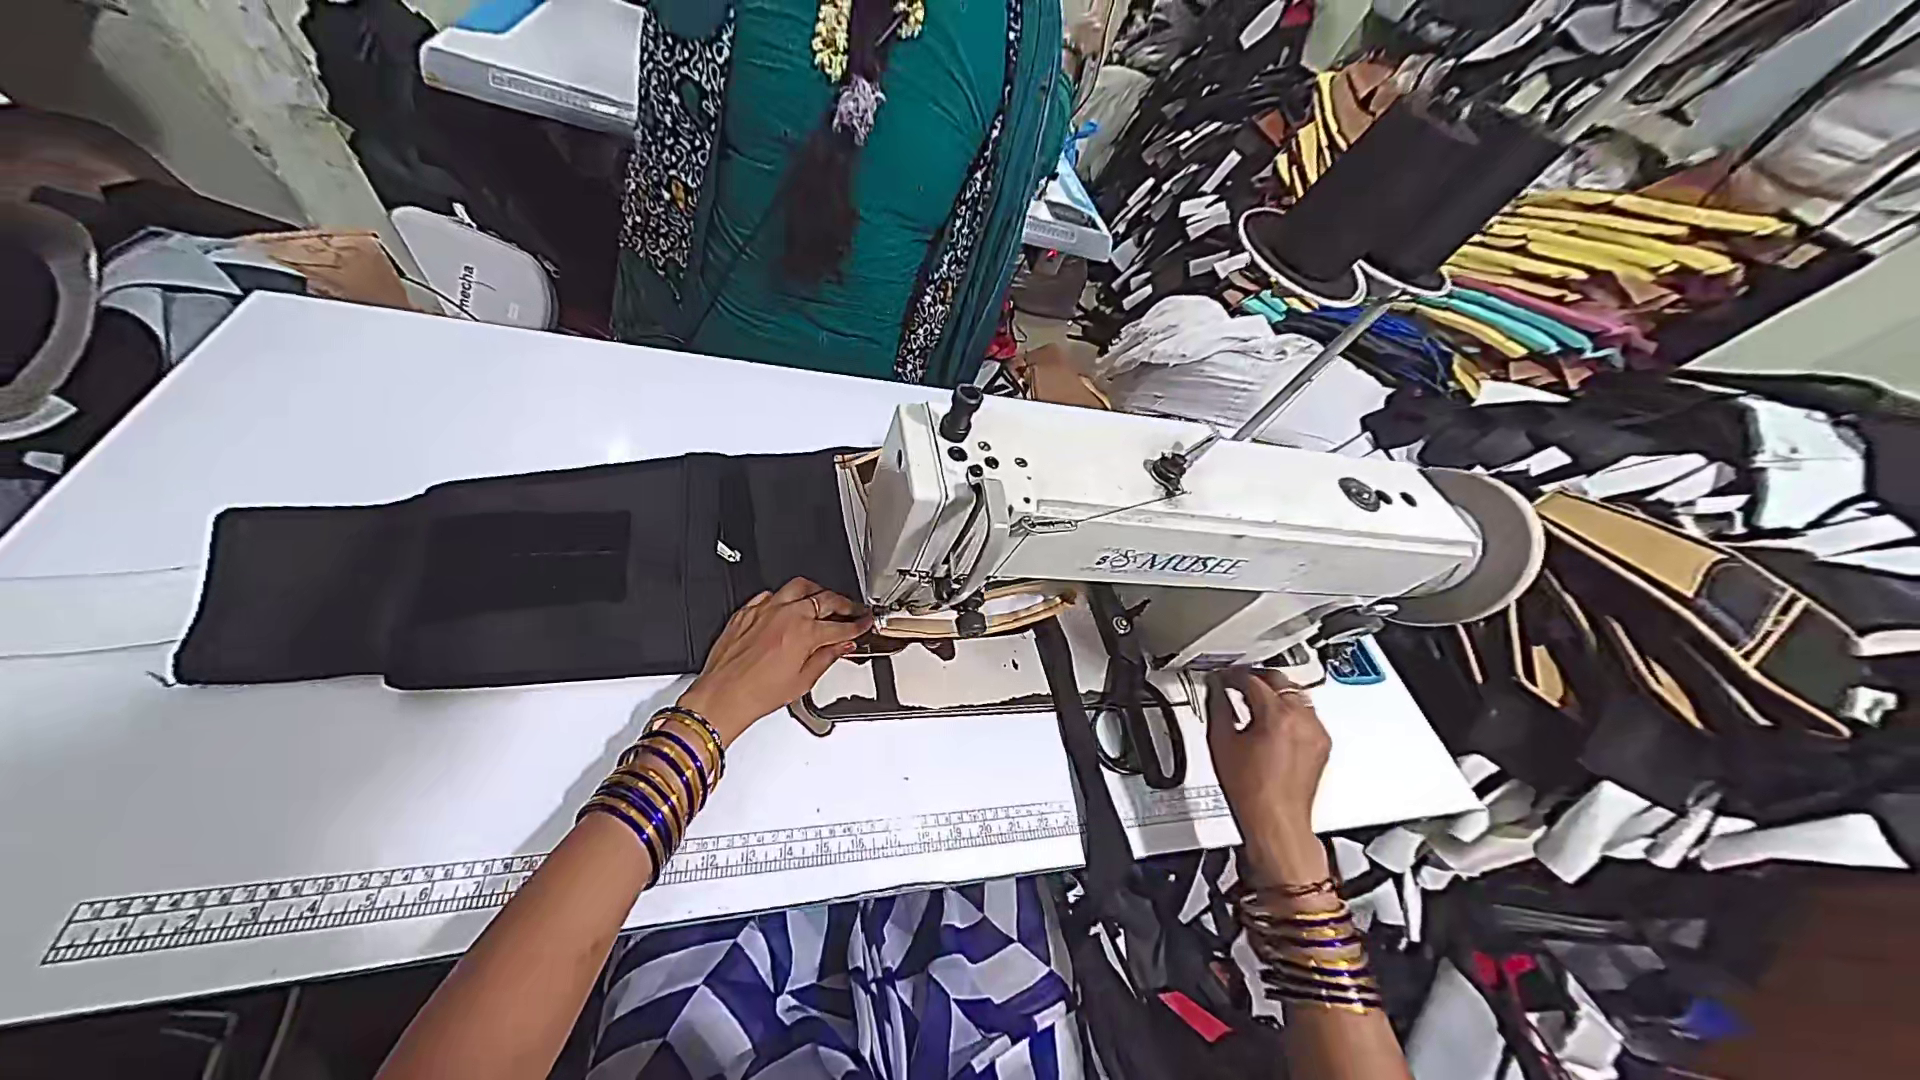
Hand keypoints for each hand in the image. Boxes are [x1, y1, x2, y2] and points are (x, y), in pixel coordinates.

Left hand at [676, 578, 872, 745]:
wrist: (722, 696)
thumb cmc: (756, 693)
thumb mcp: (803, 681)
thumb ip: (827, 657)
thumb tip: (841, 647)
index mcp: (805, 633)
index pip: (841, 625)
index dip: (858, 624)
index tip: (864, 623)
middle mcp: (786, 615)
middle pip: (826, 599)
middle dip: (845, 604)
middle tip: (852, 610)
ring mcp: (765, 610)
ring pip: (800, 586)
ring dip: (817, 591)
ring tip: (824, 599)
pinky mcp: (747, 611)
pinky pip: (771, 593)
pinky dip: (785, 597)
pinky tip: (788, 605)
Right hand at [1205, 669, 1331, 882]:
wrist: (1275, 822)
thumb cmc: (1251, 791)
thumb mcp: (1222, 742)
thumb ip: (1218, 707)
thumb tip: (1217, 691)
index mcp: (1278, 716)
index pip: (1251, 680)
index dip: (1231, 676)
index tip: (1221, 678)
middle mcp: (1303, 720)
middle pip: (1279, 680)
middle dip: (1255, 678)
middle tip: (1236, 682)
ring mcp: (1316, 732)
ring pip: (1295, 694)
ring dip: (1274, 692)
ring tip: (1253, 699)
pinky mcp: (1321, 744)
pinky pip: (1306, 713)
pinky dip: (1288, 709)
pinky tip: (1271, 719)